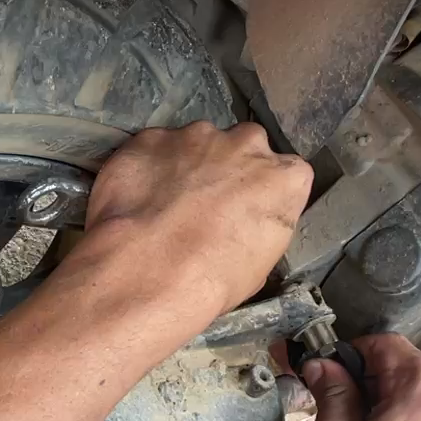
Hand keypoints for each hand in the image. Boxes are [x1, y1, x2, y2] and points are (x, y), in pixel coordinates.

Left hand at [69, 121, 311, 321]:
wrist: (147, 274)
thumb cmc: (209, 282)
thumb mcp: (257, 267)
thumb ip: (259, 228)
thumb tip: (243, 228)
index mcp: (285, 177)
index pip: (283, 176)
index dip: (257, 197)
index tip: (241, 215)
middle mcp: (246, 144)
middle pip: (240, 150)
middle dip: (223, 173)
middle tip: (200, 210)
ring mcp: (196, 137)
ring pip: (194, 147)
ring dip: (183, 170)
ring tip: (161, 211)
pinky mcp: (151, 139)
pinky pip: (151, 151)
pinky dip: (145, 171)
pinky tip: (134, 203)